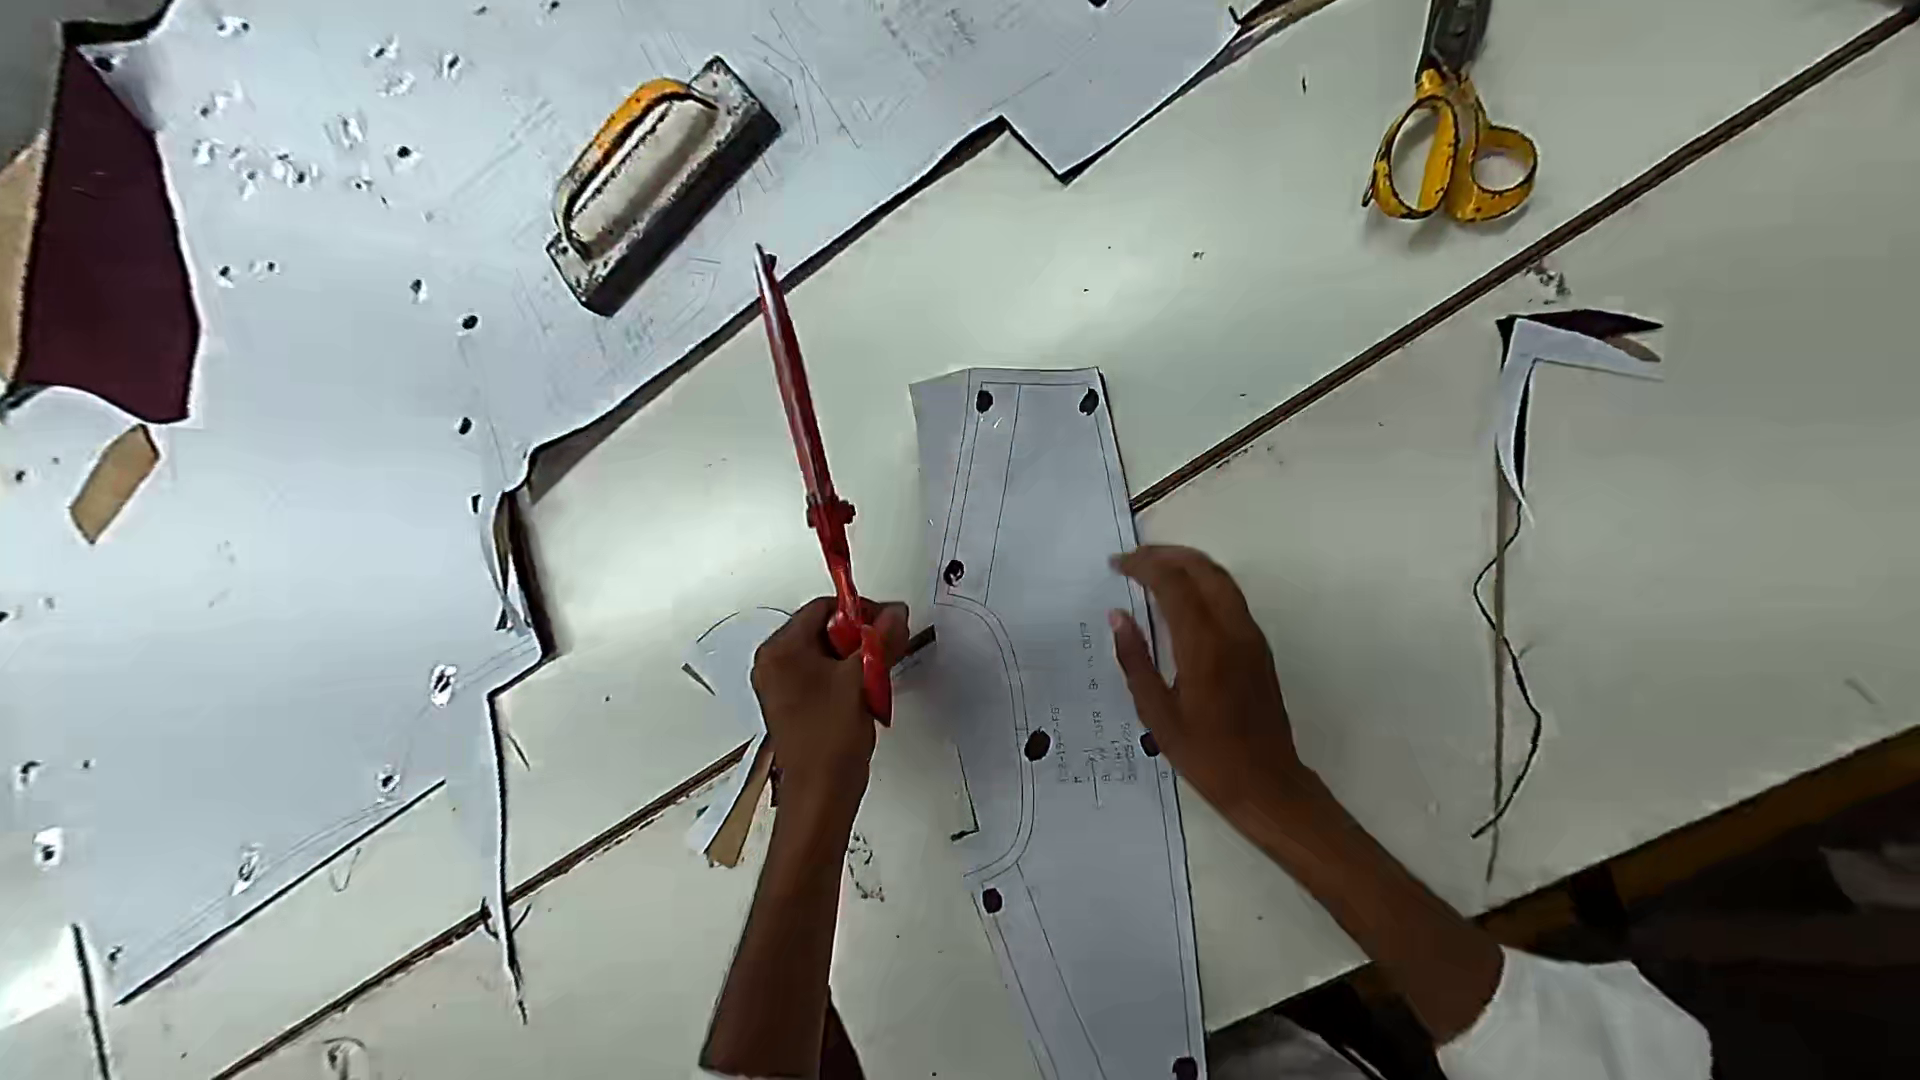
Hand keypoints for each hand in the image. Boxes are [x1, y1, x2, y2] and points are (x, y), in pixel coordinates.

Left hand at [752, 596, 908, 815]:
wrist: (822, 794)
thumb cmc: (828, 741)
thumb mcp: (862, 678)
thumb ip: (881, 639)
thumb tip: (896, 614)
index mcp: (780, 651)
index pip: (822, 607)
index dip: (858, 612)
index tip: (884, 624)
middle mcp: (775, 664)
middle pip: (825, 629)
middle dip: (860, 637)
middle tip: (883, 650)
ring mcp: (784, 685)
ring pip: (828, 653)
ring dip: (857, 658)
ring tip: (874, 676)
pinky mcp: (797, 703)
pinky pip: (825, 674)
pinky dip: (848, 676)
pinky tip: (865, 692)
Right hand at [1109, 545, 1316, 821]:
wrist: (1267, 783)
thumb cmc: (1205, 755)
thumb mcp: (1156, 713)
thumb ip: (1135, 659)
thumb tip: (1118, 616)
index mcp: (1204, 647)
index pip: (1174, 583)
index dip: (1143, 566)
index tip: (1117, 565)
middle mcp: (1232, 630)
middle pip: (1201, 568)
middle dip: (1164, 554)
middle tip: (1131, 559)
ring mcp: (1250, 635)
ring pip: (1220, 577)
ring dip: (1185, 562)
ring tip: (1151, 567)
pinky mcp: (1258, 645)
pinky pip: (1229, 595)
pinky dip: (1201, 580)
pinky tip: (1179, 595)